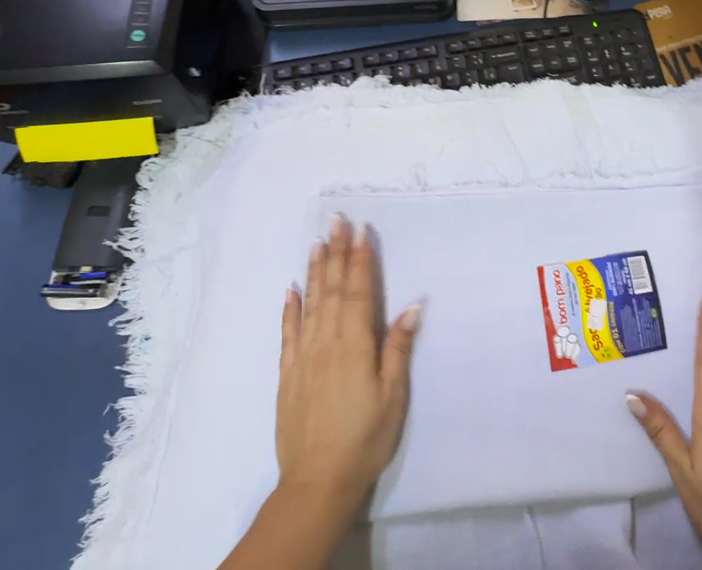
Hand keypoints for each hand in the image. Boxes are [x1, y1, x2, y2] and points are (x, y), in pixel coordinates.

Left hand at [276, 215, 420, 504]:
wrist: (317, 480)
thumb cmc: (365, 438)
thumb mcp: (393, 396)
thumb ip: (398, 348)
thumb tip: (412, 304)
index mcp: (355, 346)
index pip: (359, 293)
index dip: (361, 261)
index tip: (361, 231)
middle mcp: (326, 343)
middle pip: (333, 290)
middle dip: (337, 254)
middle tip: (337, 221)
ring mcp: (304, 357)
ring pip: (310, 304)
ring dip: (314, 271)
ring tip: (317, 242)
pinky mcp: (288, 374)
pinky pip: (288, 332)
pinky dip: (290, 308)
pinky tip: (291, 288)